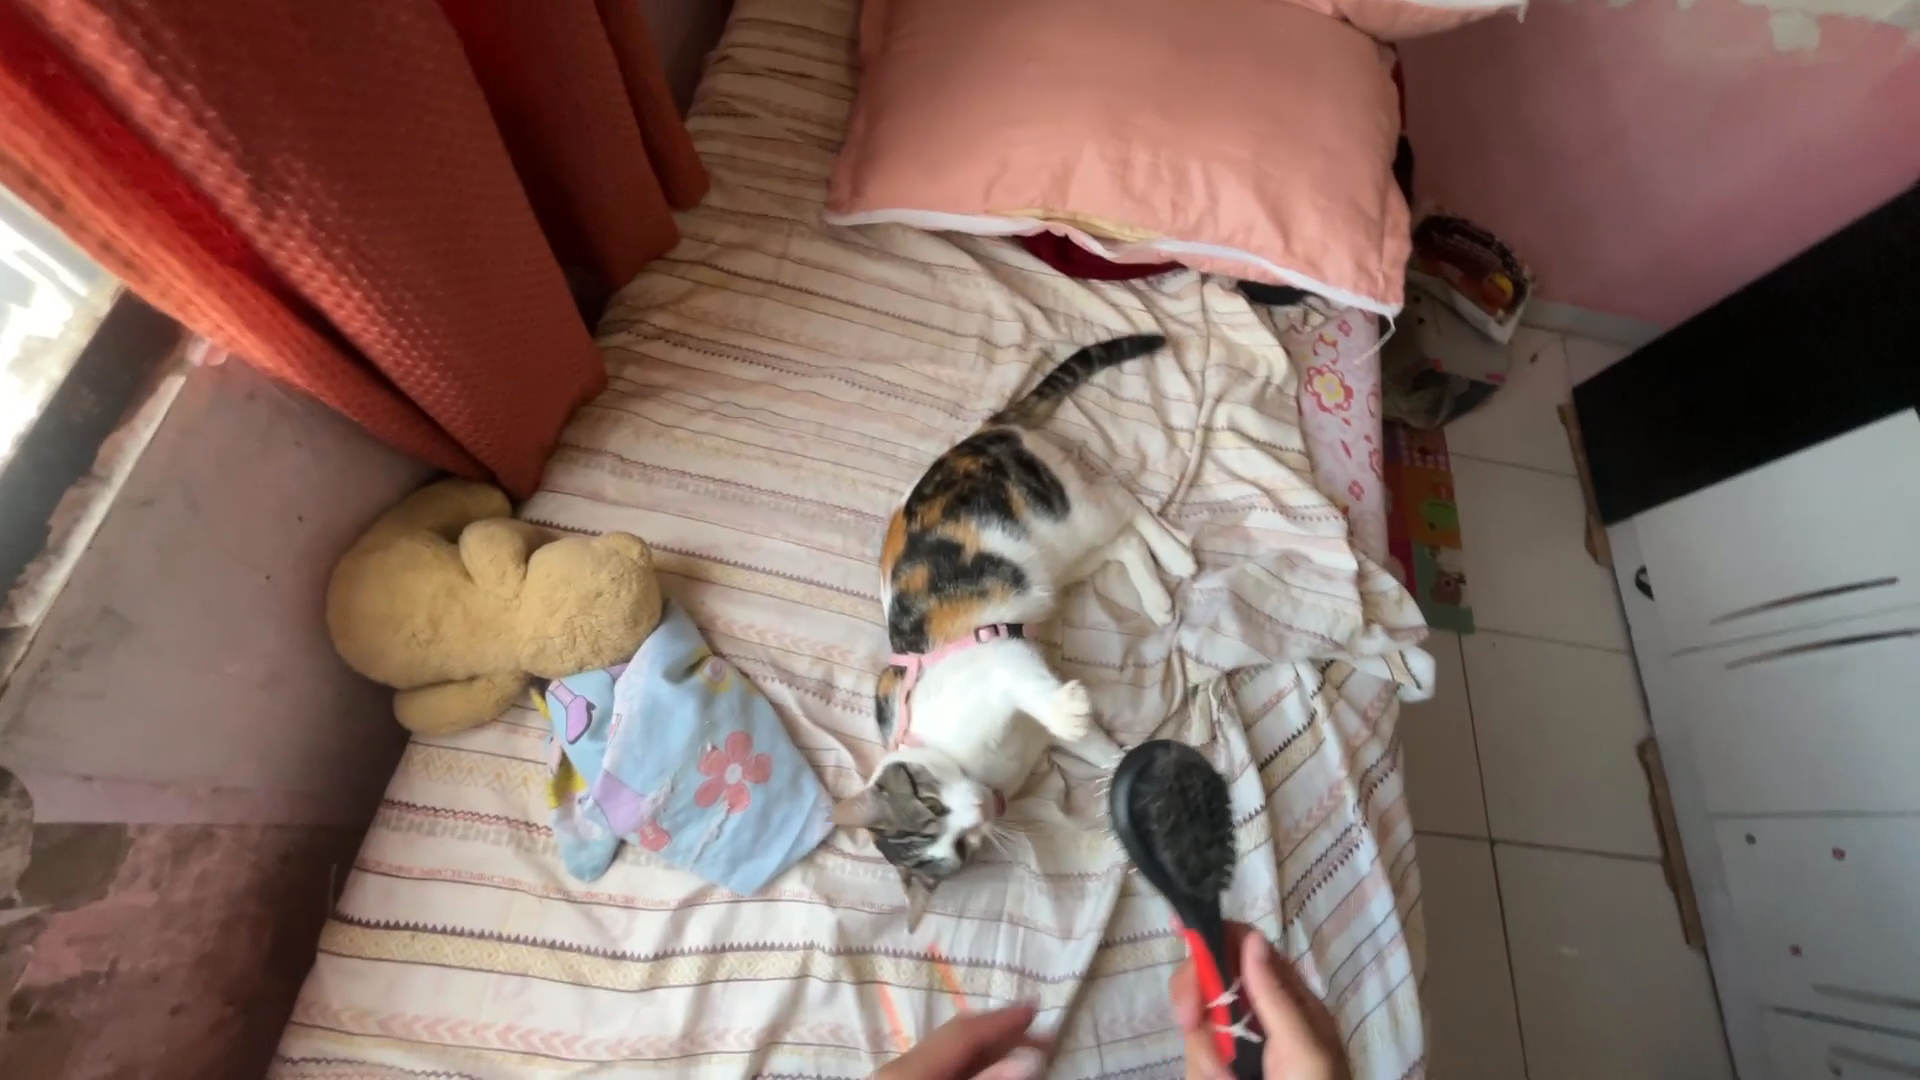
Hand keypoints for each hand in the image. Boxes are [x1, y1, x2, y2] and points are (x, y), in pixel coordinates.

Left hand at [875, 1003, 1052, 1079]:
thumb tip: (1027, 1063)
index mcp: (910, 1072)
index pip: (965, 1035)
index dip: (1003, 1021)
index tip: (1036, 1009)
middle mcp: (899, 1067)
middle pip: (956, 1039)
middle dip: (999, 1034)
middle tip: (1040, 1036)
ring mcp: (894, 1079)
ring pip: (946, 1053)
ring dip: (984, 1051)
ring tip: (1020, 1052)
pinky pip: (937, 1069)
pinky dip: (966, 1067)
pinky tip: (985, 1073)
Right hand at [1169, 925, 1347, 1079]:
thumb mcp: (1305, 1054)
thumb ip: (1276, 997)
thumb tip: (1250, 936)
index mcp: (1290, 1003)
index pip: (1246, 948)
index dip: (1214, 935)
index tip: (1180, 932)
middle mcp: (1260, 1016)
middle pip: (1210, 975)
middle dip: (1195, 994)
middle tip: (1187, 1020)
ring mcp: (1237, 1045)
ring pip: (1197, 1019)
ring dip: (1204, 1052)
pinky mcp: (1216, 1070)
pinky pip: (1195, 1055)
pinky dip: (1203, 1069)